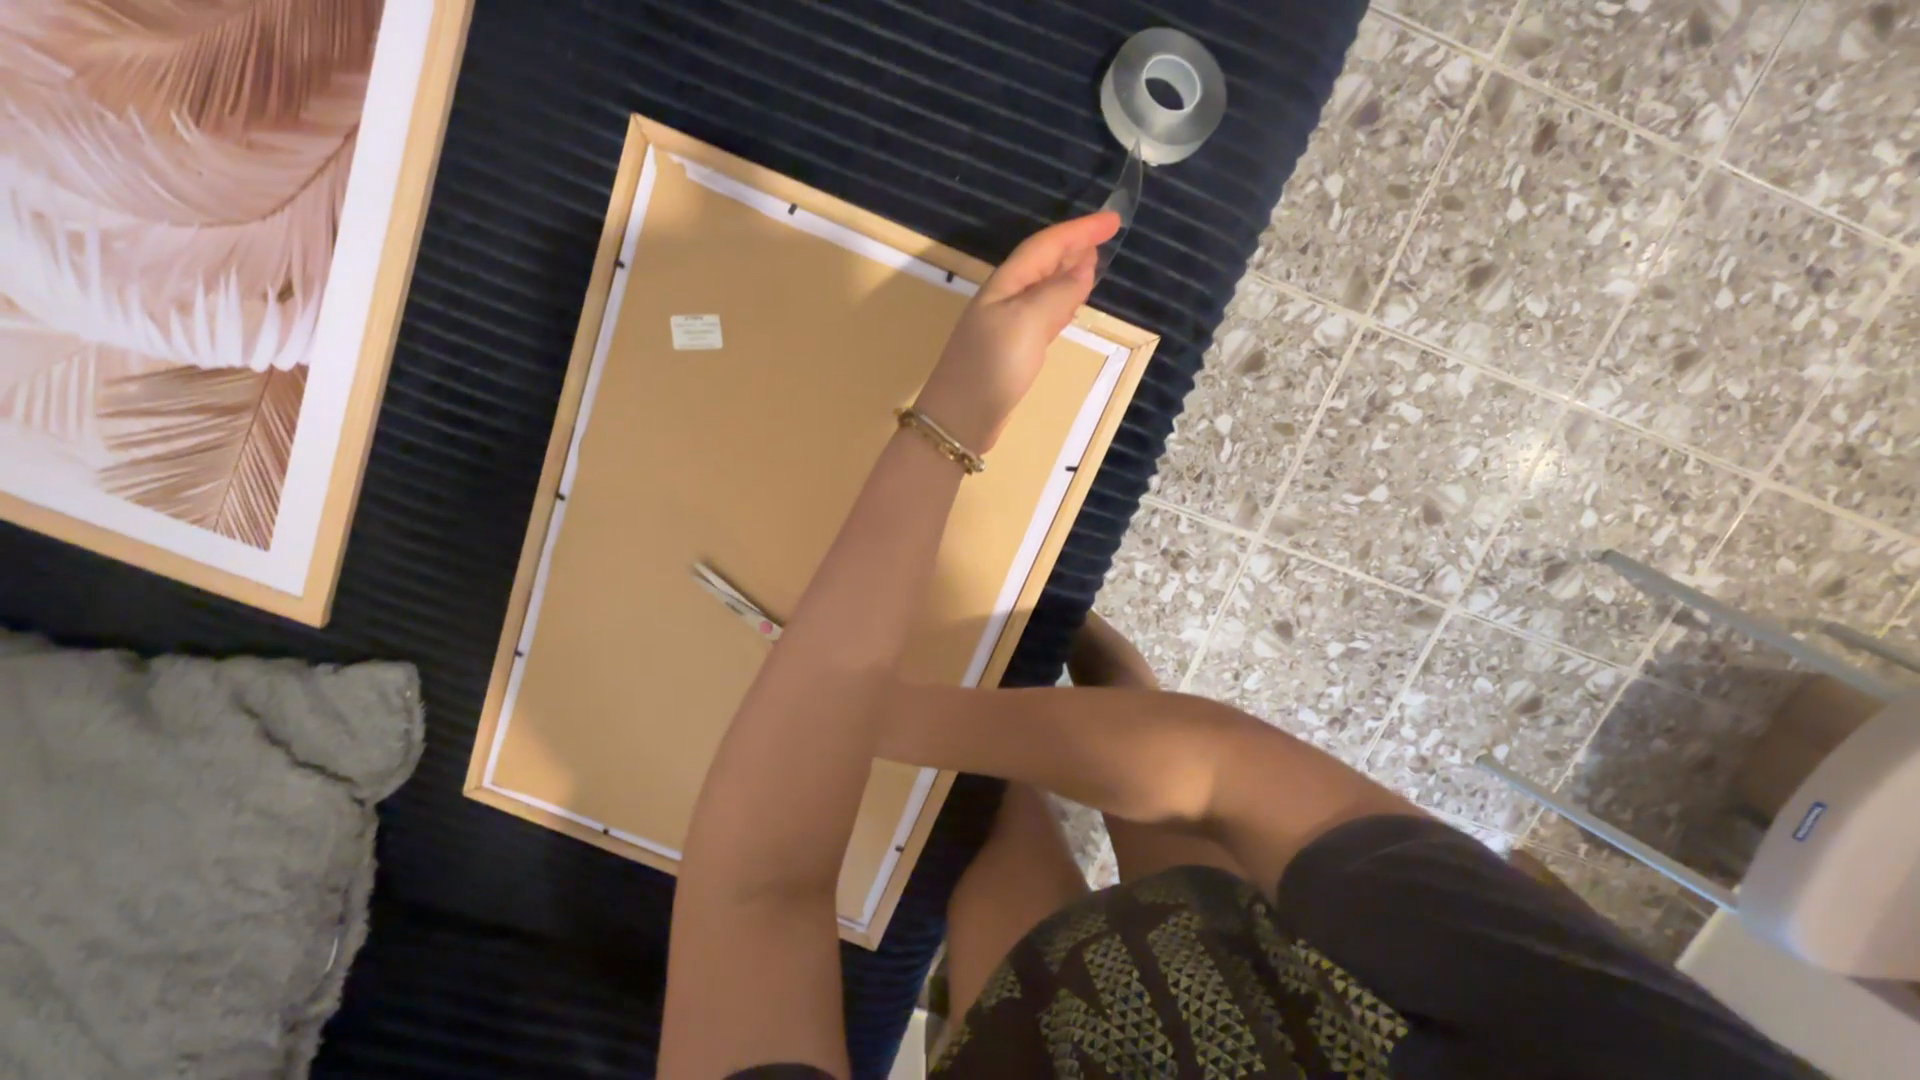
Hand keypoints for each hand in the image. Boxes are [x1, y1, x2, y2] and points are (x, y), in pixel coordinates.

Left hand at [915, 211, 1121, 451]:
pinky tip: (1071, 305)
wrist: (960, 419)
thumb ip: (1057, 294)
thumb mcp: (1027, 322)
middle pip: (1042, 262)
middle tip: (1105, 238)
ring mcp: (1007, 326)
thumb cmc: (992, 367)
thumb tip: (1083, 269)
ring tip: (1093, 264)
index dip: (1079, 230)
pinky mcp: (1013, 352)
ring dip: (1068, 273)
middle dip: (1073, 247)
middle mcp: (1004, 299)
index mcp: (1005, 284)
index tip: (1113, 220)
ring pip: (1044, 288)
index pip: (1045, 245)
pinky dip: (1061, 303)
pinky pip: (1043, 314)